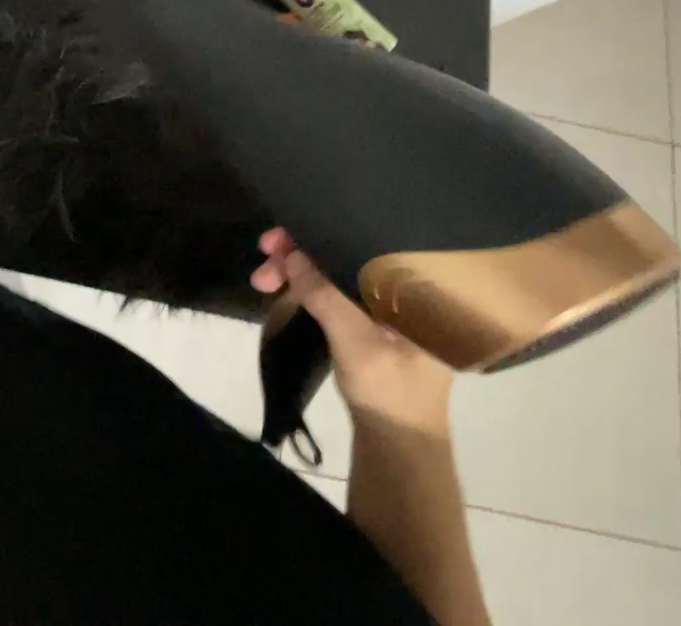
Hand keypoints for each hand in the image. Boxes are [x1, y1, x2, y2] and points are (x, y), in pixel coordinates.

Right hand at [252, 228, 452, 435]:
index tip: (283, 237)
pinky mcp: (373, 320)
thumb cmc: (390, 394)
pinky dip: (309, 287)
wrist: (398, 446)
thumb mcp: (356, 344)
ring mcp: (388, 305)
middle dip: (302, 252)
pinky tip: (283, 288)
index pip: (367, 241)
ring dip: (299, 270)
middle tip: (263, 254)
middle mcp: (407, 288)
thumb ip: (326, 298)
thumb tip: (292, 254)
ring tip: (261, 279)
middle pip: (348, 253)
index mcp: (419, 287)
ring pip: (337, 271)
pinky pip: (337, 290)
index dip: (322, 233)